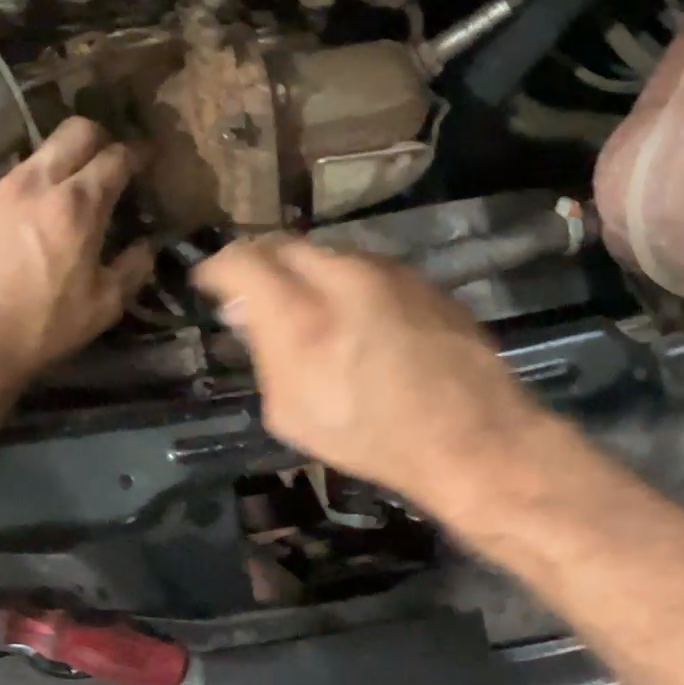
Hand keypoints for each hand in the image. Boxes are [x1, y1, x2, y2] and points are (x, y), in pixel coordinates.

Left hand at [0, 118, 152, 383]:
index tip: (145, 156)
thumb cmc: (43, 328)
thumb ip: (133, 268)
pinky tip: (5, 234)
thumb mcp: (104, 306)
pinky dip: (9, 204)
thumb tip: (147, 246)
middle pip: (74, 131)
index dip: (137, 152)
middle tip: (103, 159)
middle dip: (97, 138)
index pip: (116, 156)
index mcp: (78, 205)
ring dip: (49, 176)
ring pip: (31, 162)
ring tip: (48, 209)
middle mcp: (34, 182)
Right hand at [193, 235, 547, 504]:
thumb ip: (264, 353)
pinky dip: (348, 283)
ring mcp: (388, 272)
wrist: (472, 437)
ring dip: (308, 272)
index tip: (211, 282)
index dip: (218, 268)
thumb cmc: (371, 438)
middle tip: (255, 290)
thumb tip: (249, 313)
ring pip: (330, 253)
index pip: (242, 261)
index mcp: (301, 314)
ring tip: (308, 305)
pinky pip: (369, 268)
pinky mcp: (422, 279)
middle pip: (286, 245)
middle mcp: (343, 276)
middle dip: (262, 263)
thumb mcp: (292, 413)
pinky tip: (357, 316)